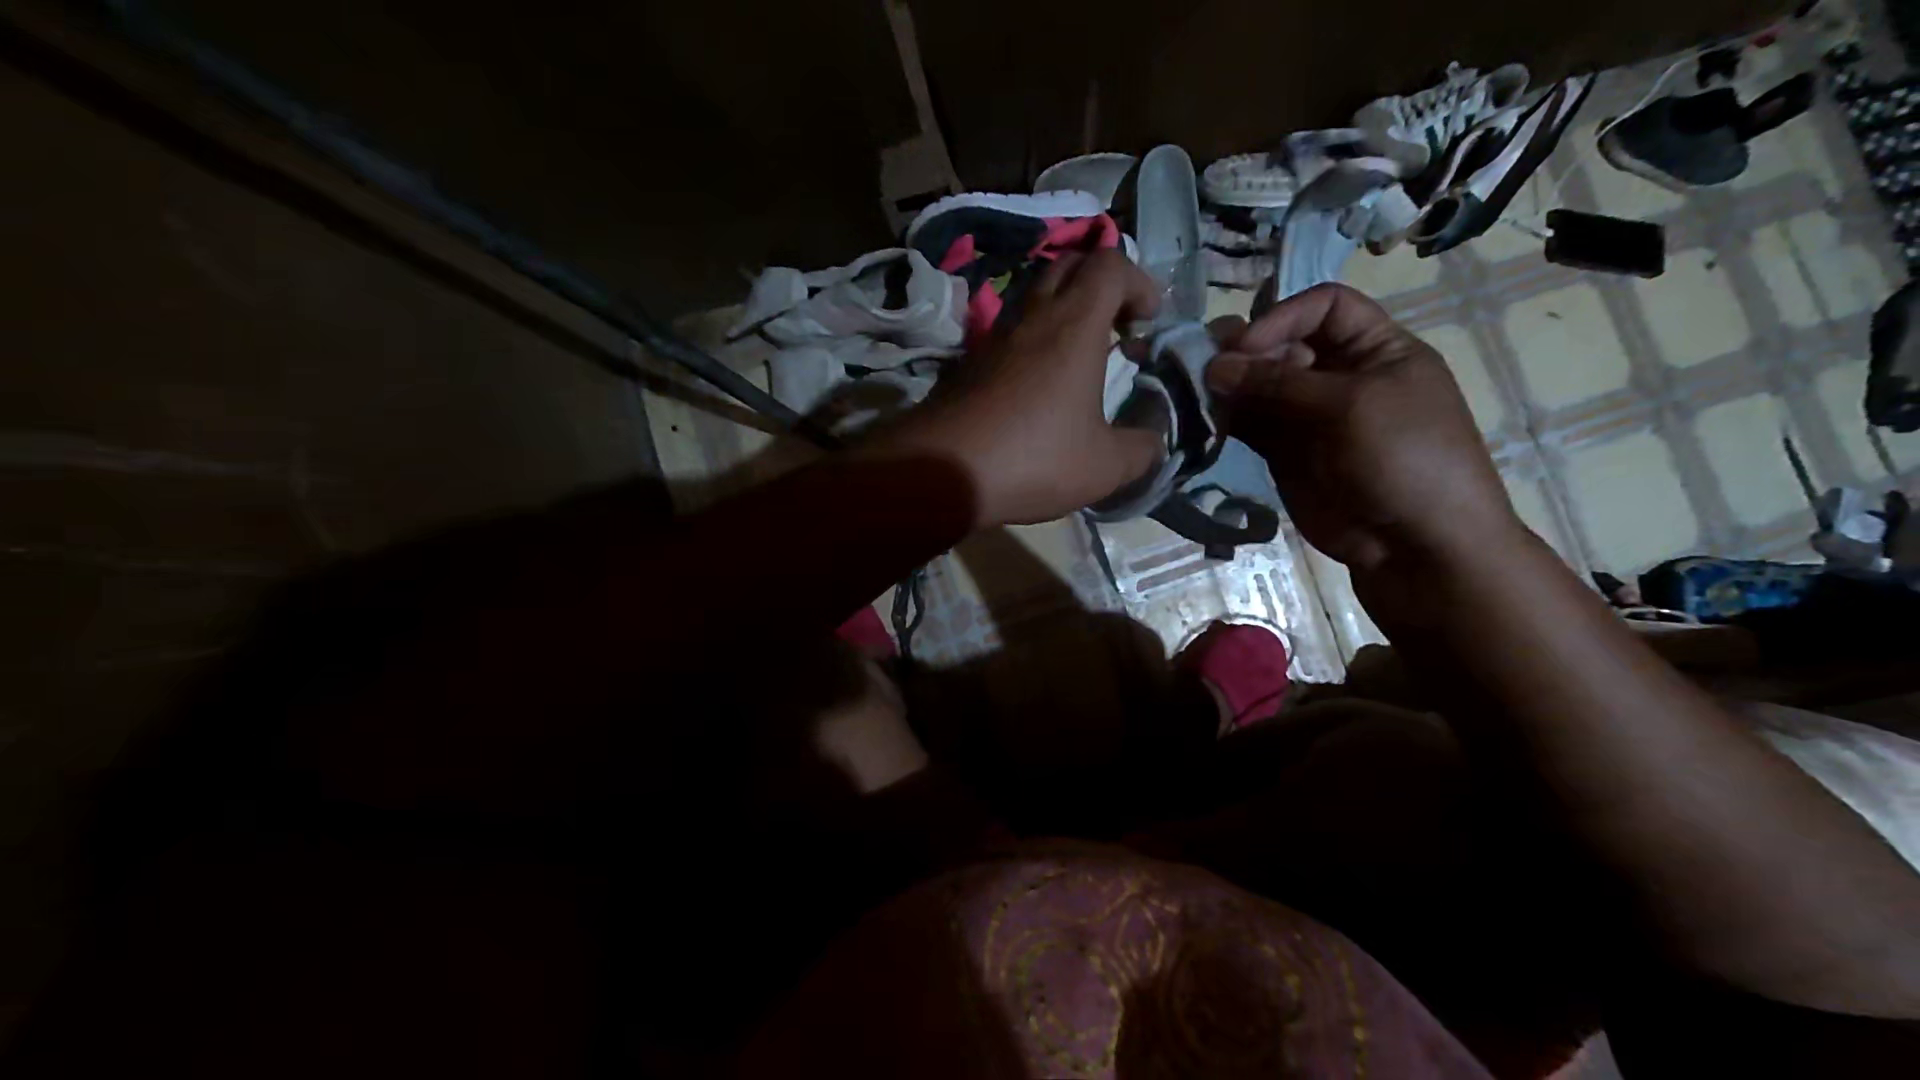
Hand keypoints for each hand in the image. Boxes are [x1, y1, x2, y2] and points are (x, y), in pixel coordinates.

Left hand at [875, 249, 1165, 527]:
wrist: (939, 472)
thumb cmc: (1032, 460)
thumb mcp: (1104, 466)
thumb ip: (1141, 449)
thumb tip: (1154, 443)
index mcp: (1074, 326)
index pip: (1110, 264)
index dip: (1139, 282)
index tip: (1149, 321)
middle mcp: (1031, 317)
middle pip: (1069, 266)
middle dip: (1102, 284)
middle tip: (1118, 327)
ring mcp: (993, 337)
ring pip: (1034, 296)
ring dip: (1064, 311)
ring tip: (1081, 356)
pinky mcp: (967, 362)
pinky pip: (1008, 331)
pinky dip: (1033, 340)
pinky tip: (1038, 385)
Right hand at [1206, 283, 1525, 574]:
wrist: (1416, 545)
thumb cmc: (1405, 459)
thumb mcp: (1351, 406)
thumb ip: (1280, 381)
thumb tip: (1214, 364)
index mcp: (1376, 348)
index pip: (1325, 307)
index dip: (1283, 318)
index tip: (1244, 347)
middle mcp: (1339, 375)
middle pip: (1283, 344)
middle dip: (1244, 352)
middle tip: (1201, 366)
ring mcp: (1309, 415)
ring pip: (1259, 385)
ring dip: (1227, 385)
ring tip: (1191, 391)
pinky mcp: (1284, 451)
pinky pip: (1249, 424)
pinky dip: (1225, 419)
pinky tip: (1202, 419)